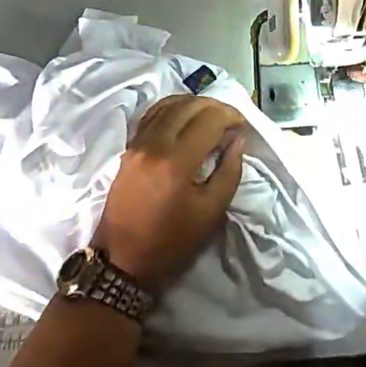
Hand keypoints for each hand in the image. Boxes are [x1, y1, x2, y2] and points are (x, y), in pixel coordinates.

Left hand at [93, 95, 245, 292]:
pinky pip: (152, 115)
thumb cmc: (172, 242)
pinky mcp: (128, 150)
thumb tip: (237, 139)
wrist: (122, 262)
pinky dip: (172, 110)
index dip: (231, 116)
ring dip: (194, 104)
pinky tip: (184, 119)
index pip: (209, 119)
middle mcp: (154, 144)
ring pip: (168, 105)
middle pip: (189, 106)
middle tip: (231, 121)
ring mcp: (137, 145)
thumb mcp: (212, 211)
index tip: (242, 127)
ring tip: (211, 118)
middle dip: (215, 107)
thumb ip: (229, 170)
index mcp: (176, 161)